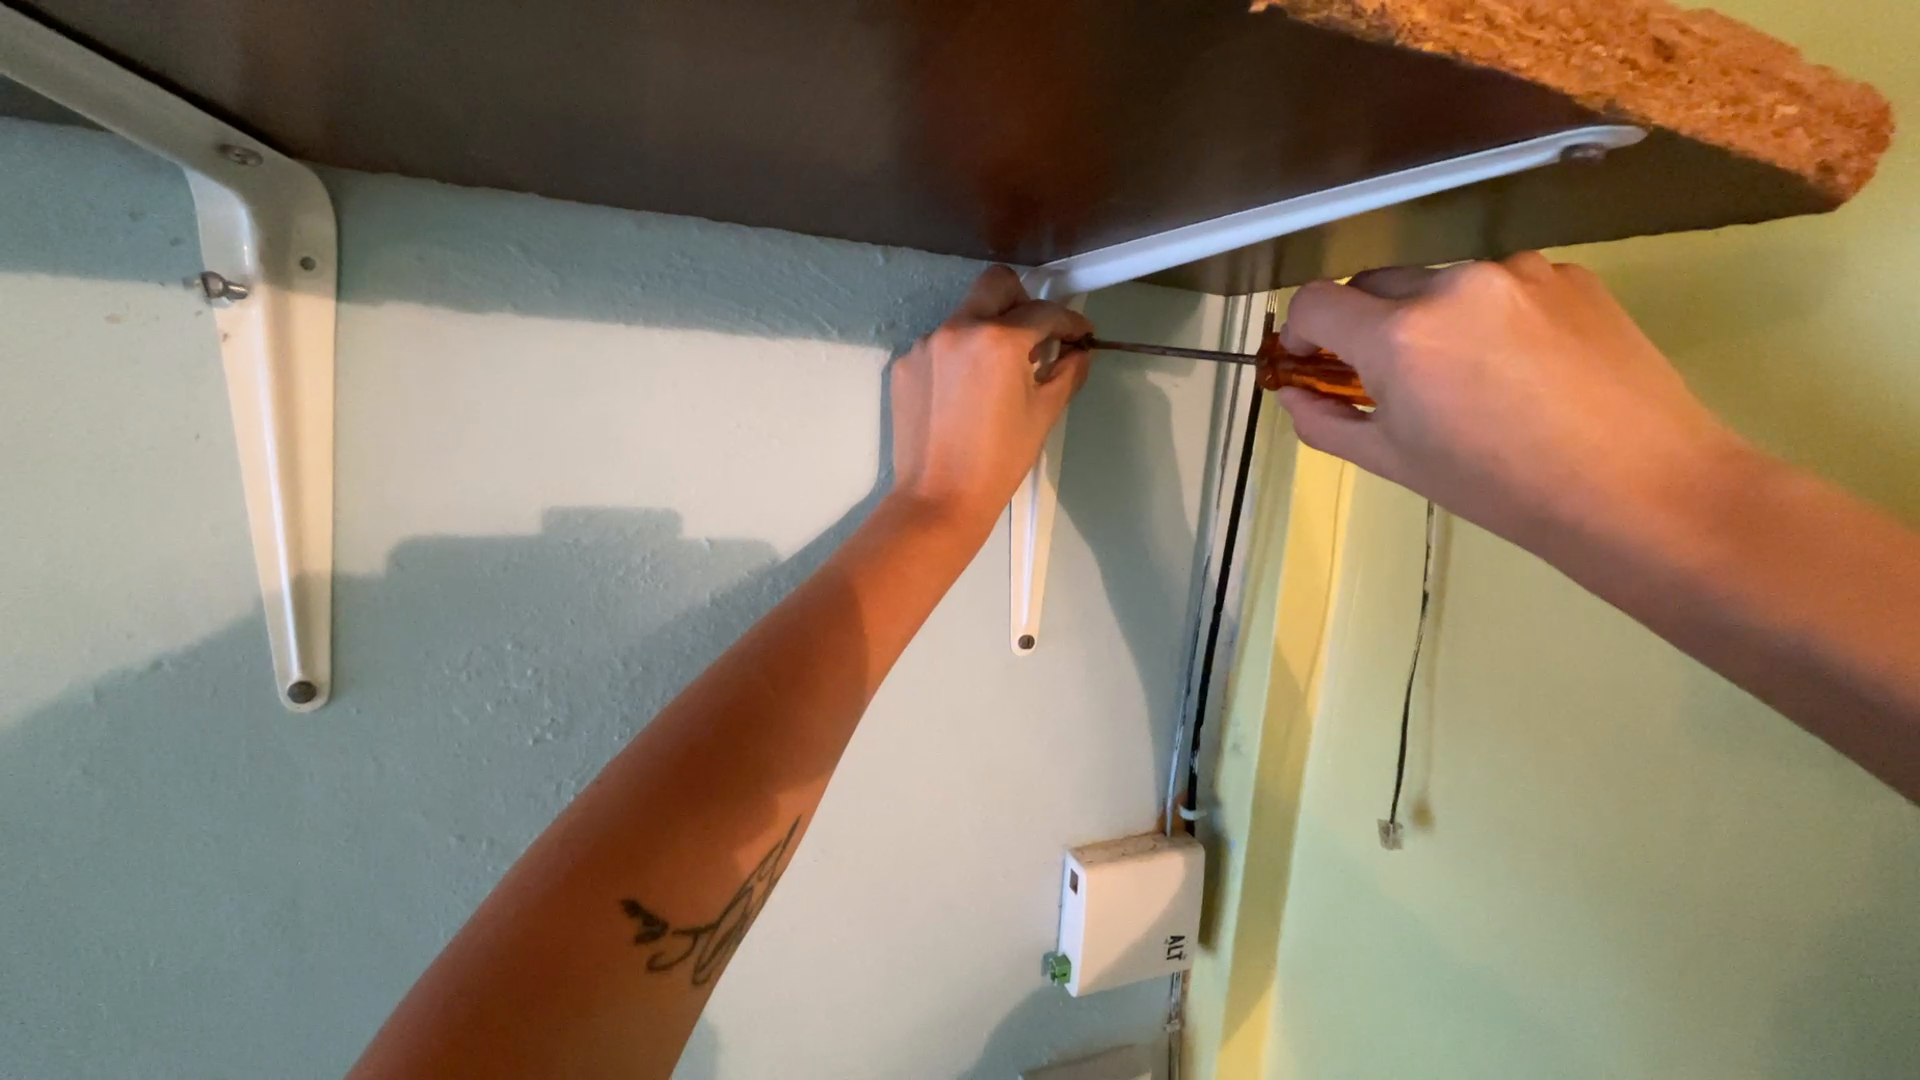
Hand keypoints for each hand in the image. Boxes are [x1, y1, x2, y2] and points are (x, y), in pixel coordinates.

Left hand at [888, 265, 1092, 529]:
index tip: (1080, 336)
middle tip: (1035, 336)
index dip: (1070, 322)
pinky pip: (939, 346)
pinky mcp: (904, 366)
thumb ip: (1067, 372)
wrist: (939, 498)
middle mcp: (957, 329)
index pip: (1044, 312)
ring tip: (995, 375)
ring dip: (986, 332)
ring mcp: (925, 345)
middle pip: (996, 284)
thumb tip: (1078, 352)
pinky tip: (963, 395)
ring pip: (964, 316)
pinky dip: (958, 358)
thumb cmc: (999, 461)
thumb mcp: (1043, 414)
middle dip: (1023, 301)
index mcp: (998, 340)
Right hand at [1273, 253, 1749, 548]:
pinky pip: (1496, 284)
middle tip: (1383, 376)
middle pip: (1372, 283)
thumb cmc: (1496, 486)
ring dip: (1423, 317)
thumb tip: (1293, 395)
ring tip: (1462, 375)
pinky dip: (1482, 315)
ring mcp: (1516, 271)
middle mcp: (1452, 285)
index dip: (1300, 330)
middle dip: (1360, 324)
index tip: (1312, 360)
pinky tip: (1515, 365)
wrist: (1636, 485)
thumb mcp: (1391, 461)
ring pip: (1436, 281)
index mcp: (1399, 337)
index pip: (1316, 301)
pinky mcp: (1568, 273)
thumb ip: (1325, 421)